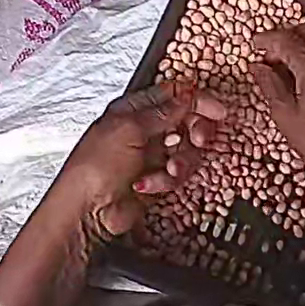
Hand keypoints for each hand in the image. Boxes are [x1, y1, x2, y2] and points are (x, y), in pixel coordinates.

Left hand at [48, 81, 227, 248]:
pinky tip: (152, 184)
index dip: (197, 99)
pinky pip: (179, 173)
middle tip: (198, 139)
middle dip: (195, 132)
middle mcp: (145, 130)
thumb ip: (162, 112)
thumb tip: (186, 98)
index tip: (217, 110)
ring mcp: (153, 154)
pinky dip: (168, 180)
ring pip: (187, 149)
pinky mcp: (158, 177)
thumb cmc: (95, 168)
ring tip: (169, 171)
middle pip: (186, 121)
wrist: (87, 211)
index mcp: (133, 110)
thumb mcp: (129, 129)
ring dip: (181, 161)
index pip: (173, 94)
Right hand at [249, 24, 304, 184]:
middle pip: (304, 32)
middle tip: (266, 54)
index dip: (266, 40)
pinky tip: (296, 74)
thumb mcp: (284, 114)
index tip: (254, 44)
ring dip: (297, 46)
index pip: (286, 40)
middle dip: (283, 38)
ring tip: (279, 66)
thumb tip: (258, 67)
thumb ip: (270, 84)